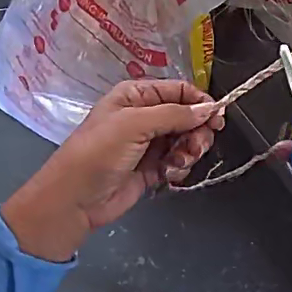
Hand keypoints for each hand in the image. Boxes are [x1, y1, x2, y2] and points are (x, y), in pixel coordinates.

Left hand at [2, 80, 224, 261]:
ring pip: (186, 140)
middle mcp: (143, 116)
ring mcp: (148, 143)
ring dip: (189, 151)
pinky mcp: (152, 168)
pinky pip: (178, 161)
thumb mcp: (134, 124)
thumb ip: (174, 114)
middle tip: (197, 146)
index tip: (217, 118)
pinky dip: (180, 167)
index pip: (178, 90)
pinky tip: (169, 175)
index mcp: (135, 96)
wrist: (74, 200)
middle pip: (187, 116)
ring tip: (179, 162)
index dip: (200, 102)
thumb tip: (209, 108)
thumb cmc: (97, 154)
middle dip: (197, 131)